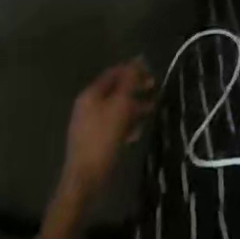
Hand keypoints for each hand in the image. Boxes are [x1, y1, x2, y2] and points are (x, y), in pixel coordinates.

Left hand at [58, 58, 154, 202]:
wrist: (84, 179)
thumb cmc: (103, 138)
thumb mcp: (120, 106)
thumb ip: (129, 82)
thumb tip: (138, 60)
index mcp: (91, 94)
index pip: (114, 73)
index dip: (133, 69)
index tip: (152, 70)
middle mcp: (88, 105)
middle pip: (115, 90)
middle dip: (135, 88)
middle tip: (154, 87)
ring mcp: (90, 124)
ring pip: (116, 108)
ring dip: (134, 106)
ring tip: (152, 109)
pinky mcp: (95, 140)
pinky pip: (113, 125)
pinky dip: (127, 124)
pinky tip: (138, 131)